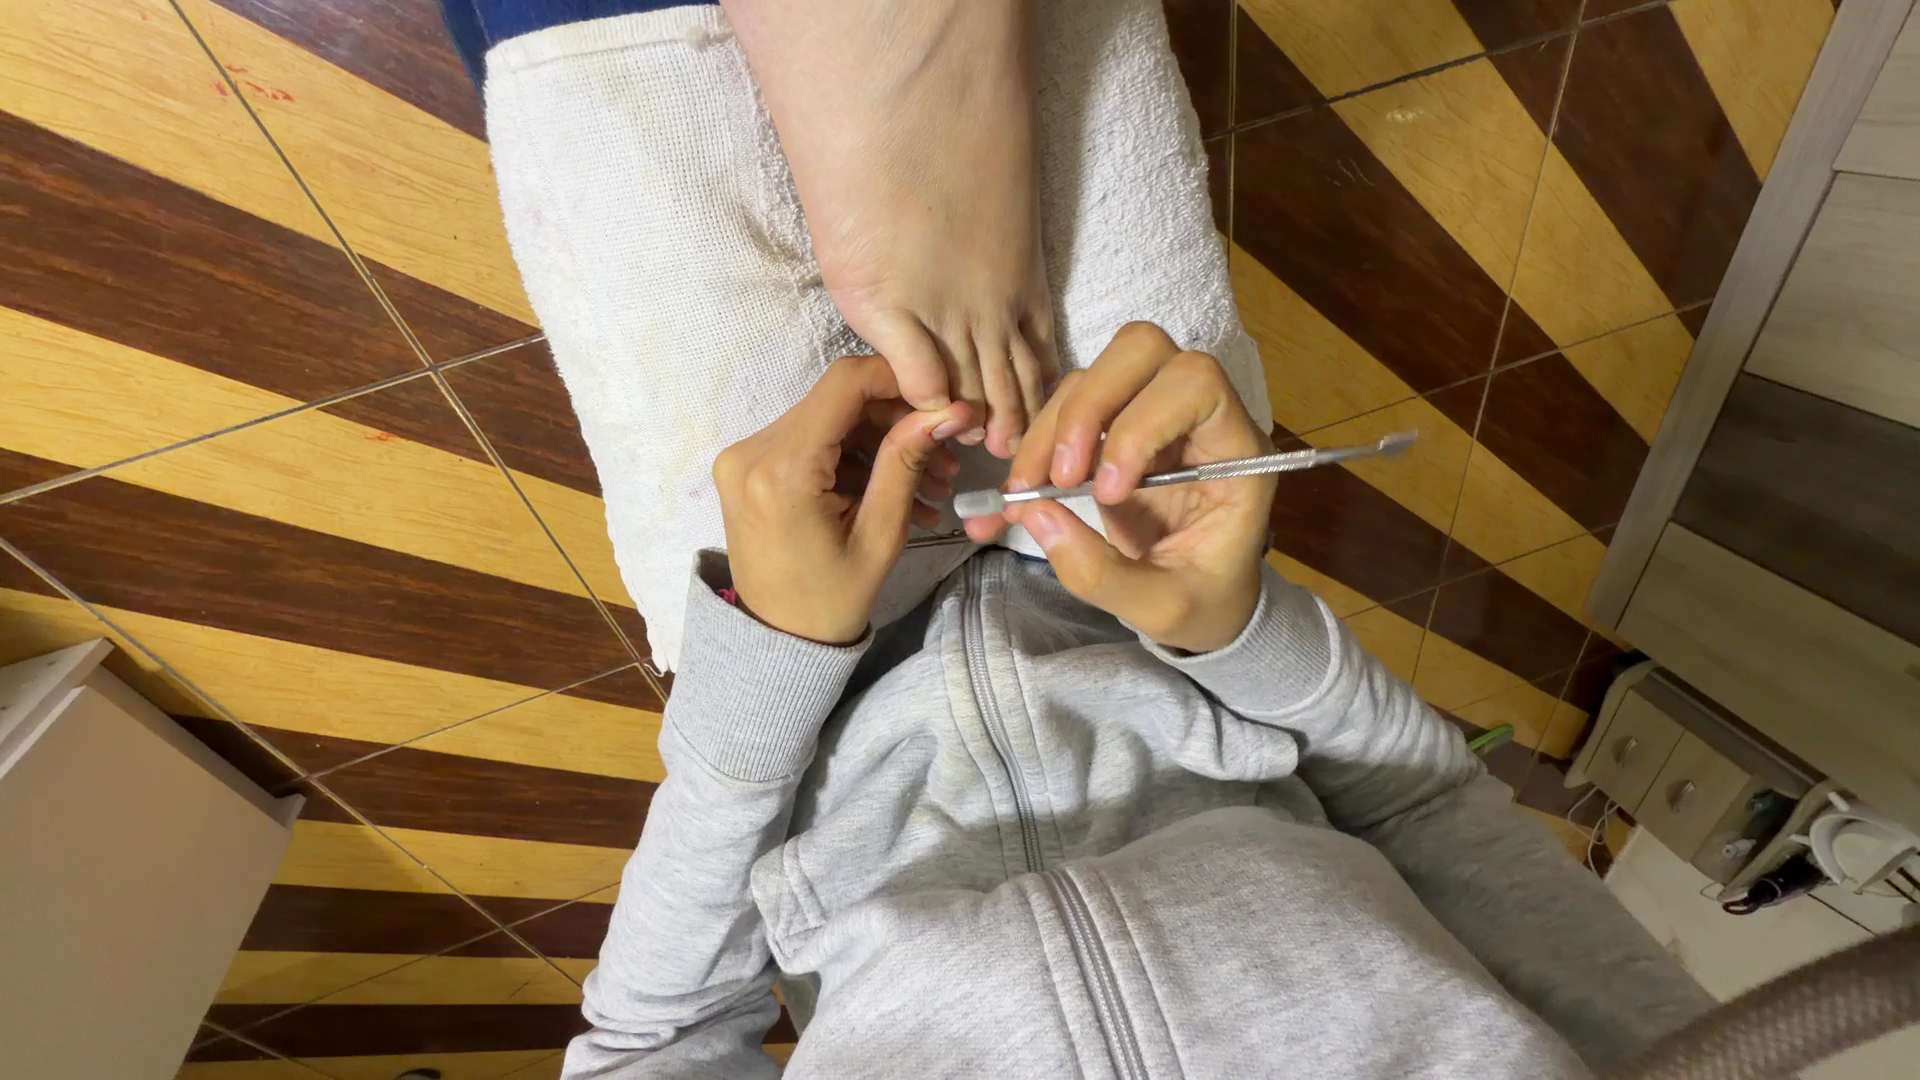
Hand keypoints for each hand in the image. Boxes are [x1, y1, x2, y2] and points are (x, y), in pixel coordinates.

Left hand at [714, 355, 971, 644]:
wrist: (780, 642)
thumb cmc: (833, 599)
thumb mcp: (881, 534)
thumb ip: (907, 461)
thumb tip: (950, 408)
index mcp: (781, 470)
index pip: (844, 384)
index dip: (898, 379)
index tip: (941, 400)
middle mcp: (750, 451)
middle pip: (837, 401)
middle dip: (896, 421)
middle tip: (945, 457)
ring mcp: (744, 457)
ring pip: (828, 420)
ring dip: (881, 443)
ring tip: (931, 484)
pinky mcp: (749, 467)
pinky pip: (810, 443)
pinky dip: (854, 459)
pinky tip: (895, 490)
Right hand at [966, 322, 1274, 652]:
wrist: (1201, 603)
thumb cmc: (1202, 604)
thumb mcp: (1161, 608)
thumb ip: (1100, 572)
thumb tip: (1033, 513)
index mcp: (1233, 453)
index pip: (1196, 384)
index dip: (1141, 424)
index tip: (1106, 493)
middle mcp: (1195, 419)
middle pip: (1142, 350)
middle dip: (1086, 409)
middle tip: (1055, 479)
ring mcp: (1151, 417)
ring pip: (1094, 374)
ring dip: (1050, 428)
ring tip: (1025, 493)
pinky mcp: (1114, 431)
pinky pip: (1068, 407)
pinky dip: (1037, 441)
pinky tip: (1023, 489)